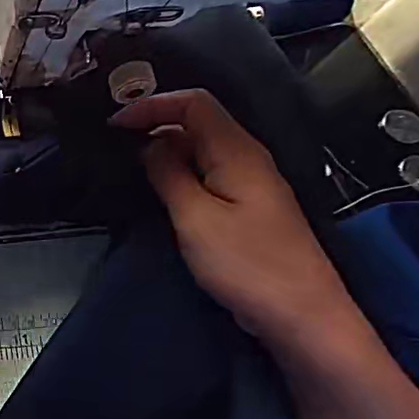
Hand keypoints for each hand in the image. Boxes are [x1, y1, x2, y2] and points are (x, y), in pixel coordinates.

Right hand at [111, 89, 355, 349]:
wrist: (303, 316)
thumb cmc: (247, 264)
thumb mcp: (196, 218)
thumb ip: (168, 174)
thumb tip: (149, 144)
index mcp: (237, 150)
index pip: (193, 103)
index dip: (151, 104)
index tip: (115, 125)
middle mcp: (246, 157)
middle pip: (197, 122)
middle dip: (154, 124)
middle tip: (115, 144)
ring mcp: (249, 183)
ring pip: (201, 150)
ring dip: (165, 151)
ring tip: (129, 166)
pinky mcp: (247, 207)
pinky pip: (208, 174)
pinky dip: (179, 173)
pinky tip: (160, 190)